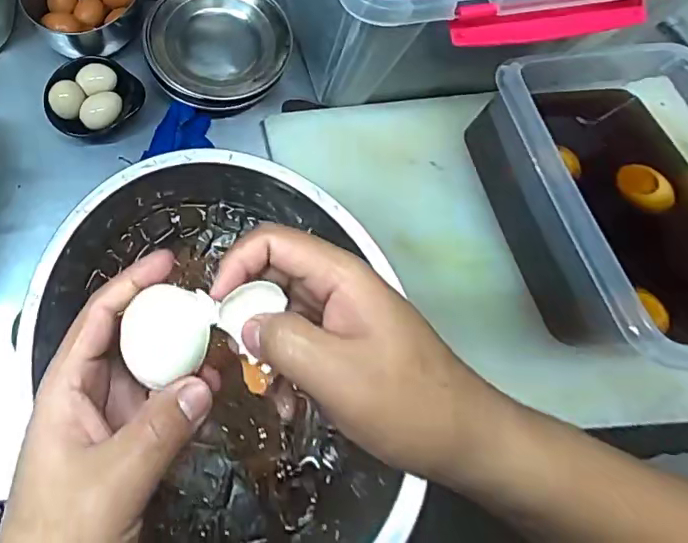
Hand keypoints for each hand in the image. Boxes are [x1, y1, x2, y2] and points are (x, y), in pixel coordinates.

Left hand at [2, 250, 213, 542]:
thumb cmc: (53, 531)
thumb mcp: (109, 479)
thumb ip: (156, 432)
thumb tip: (198, 386)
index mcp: (66, 384)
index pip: (100, 315)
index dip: (131, 283)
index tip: (164, 263)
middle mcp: (86, 393)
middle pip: (127, 338)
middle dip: (163, 318)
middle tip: (201, 304)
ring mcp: (107, 421)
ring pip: (147, 373)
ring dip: (179, 359)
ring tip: (213, 343)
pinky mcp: (125, 448)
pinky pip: (158, 409)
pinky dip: (183, 398)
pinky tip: (207, 391)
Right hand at [210, 225, 506, 482]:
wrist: (471, 445)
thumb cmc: (408, 403)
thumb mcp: (335, 373)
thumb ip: (280, 340)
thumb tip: (243, 325)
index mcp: (338, 275)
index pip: (270, 242)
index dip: (236, 264)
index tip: (217, 305)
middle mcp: (337, 285)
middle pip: (271, 275)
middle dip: (247, 310)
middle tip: (236, 349)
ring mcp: (341, 313)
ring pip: (281, 310)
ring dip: (265, 345)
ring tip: (266, 386)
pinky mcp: (344, 340)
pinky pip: (299, 338)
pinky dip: (285, 364)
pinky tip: (288, 400)